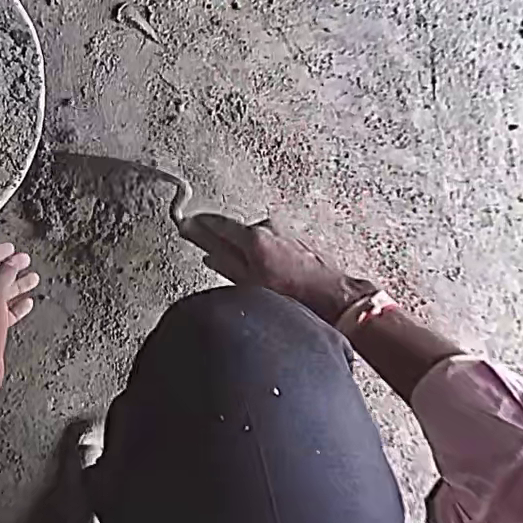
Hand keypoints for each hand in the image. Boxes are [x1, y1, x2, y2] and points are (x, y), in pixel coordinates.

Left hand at [0, 242, 40, 396]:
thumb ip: (3, 276)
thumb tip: (12, 261)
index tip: (11, 248)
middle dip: (9, 267)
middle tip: (24, 260)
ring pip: (0, 293)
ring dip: (16, 284)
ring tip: (32, 278)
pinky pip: (4, 312)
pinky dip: (16, 305)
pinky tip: (27, 303)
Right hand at [180, 213, 385, 324]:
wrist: (335, 298)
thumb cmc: (296, 295)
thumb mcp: (250, 284)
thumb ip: (226, 264)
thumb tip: (209, 254)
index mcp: (253, 237)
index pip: (217, 224)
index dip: (199, 225)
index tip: (186, 224)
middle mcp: (268, 227)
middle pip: (235, 229)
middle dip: (222, 239)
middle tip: (209, 249)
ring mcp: (283, 230)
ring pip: (254, 236)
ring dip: (245, 247)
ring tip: (245, 270)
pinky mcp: (295, 237)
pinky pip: (269, 240)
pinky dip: (261, 249)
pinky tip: (265, 268)